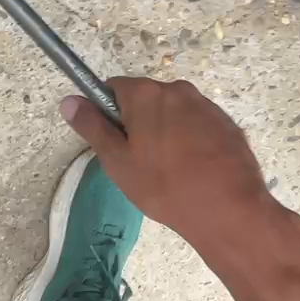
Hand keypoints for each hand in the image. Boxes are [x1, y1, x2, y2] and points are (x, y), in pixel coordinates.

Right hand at [62, 79, 298, 255]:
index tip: (114, 142)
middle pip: (145, 99)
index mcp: (146, 94)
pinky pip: (199, 126)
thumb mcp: (117, 161)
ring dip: (166, 132)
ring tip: (170, 171)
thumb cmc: (165, 186)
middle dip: (139, 123)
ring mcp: (206, 106)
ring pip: (174, 113)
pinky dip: (192, 141)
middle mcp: (177, 90)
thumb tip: (69, 100)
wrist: (231, 213)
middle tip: (139, 161)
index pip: (113, 88)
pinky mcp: (228, 125)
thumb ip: (92, 126)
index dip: (108, 113)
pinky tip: (195, 172)